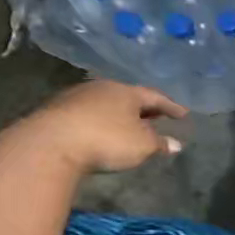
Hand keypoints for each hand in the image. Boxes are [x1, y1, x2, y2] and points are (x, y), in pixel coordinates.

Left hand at [32, 80, 186, 172]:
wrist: (51, 143)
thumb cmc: (107, 140)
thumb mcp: (141, 145)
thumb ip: (160, 143)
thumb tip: (176, 144)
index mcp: (126, 92)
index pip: (154, 97)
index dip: (170, 106)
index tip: (183, 114)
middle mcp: (102, 88)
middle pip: (128, 97)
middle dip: (144, 109)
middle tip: (156, 116)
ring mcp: (77, 97)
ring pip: (106, 103)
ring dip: (120, 114)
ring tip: (129, 125)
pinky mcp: (57, 111)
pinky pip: (88, 113)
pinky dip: (100, 121)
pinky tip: (101, 131)